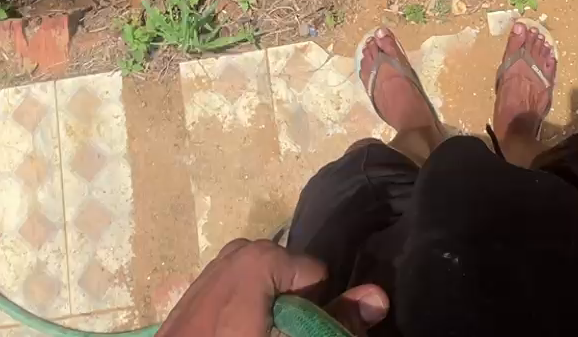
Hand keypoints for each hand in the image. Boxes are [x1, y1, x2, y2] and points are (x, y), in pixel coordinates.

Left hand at [156, 239, 388, 336]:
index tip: (296, 335)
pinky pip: (238, 293)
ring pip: (266, 286)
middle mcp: (239, 249)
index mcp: (262, 256)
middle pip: (292, 278)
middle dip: (291, 311)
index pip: (317, 276)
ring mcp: (215, 266)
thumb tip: (380, 295)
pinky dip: (243, 316)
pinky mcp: (198, 289)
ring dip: (268, 314)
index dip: (313, 311)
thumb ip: (336, 320)